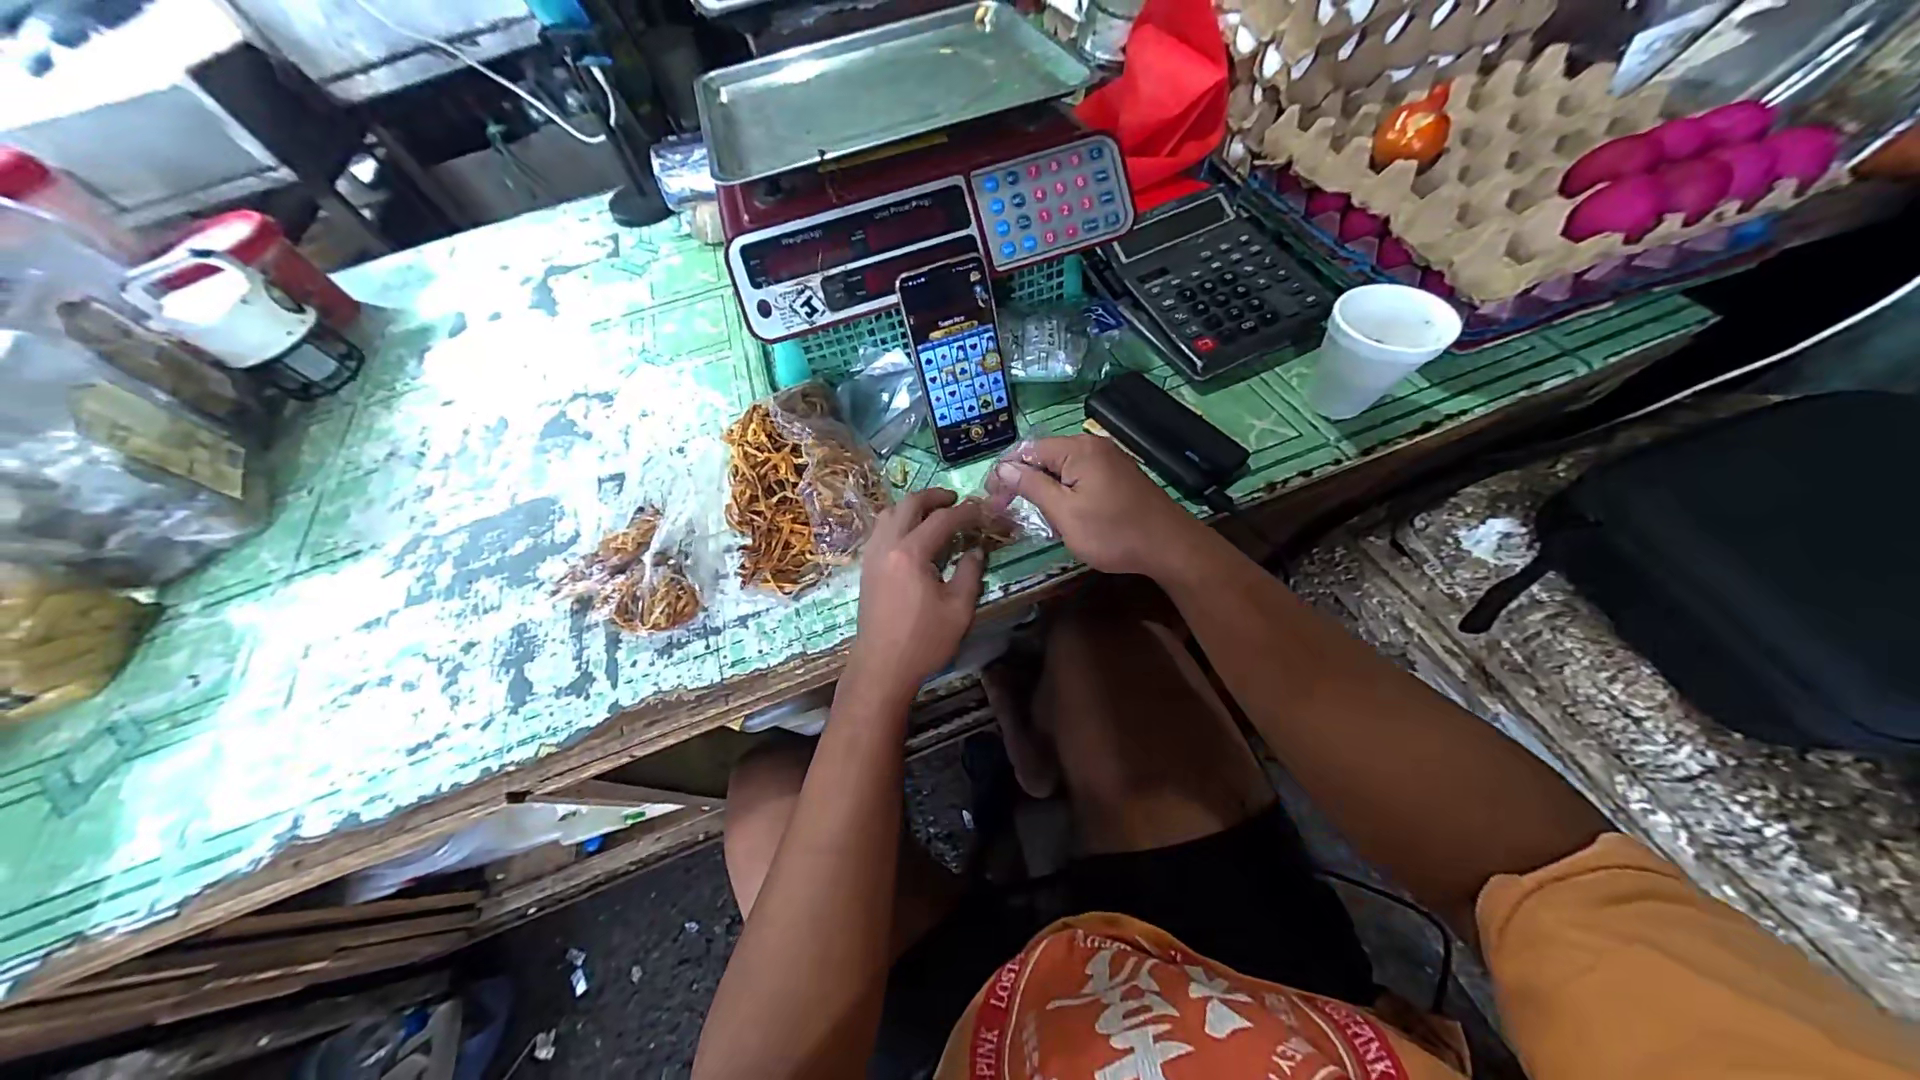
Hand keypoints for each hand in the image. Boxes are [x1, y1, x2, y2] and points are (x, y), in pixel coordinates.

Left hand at [847, 488, 986, 698]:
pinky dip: (897, 521)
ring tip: (933, 513)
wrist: (881, 667)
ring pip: (888, 514)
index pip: (942, 520)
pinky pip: (880, 530)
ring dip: (912, 506)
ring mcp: (872, 556)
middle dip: (934, 496)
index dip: (965, 512)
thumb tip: (975, 550)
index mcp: (910, 553)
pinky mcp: (866, 568)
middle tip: (955, 499)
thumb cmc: (924, 641)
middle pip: (908, 505)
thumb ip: (970, 573)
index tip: (982, 510)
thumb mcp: (959, 609)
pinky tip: (911, 534)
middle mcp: (886, 546)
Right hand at [985, 436, 1208, 578]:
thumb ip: (1032, 486)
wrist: (1169, 547)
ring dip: (1041, 488)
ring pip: (1061, 468)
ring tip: (1026, 513)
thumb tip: (1004, 467)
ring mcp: (1108, 460)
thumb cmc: (1113, 532)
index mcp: (1078, 449)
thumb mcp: (1065, 512)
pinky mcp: (1117, 476)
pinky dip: (1062, 491)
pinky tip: (1057, 512)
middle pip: (1044, 457)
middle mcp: (1093, 446)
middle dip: (1021, 480)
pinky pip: (1079, 477)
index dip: (1005, 472)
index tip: (990, 498)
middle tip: (1003, 509)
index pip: (1028, 450)